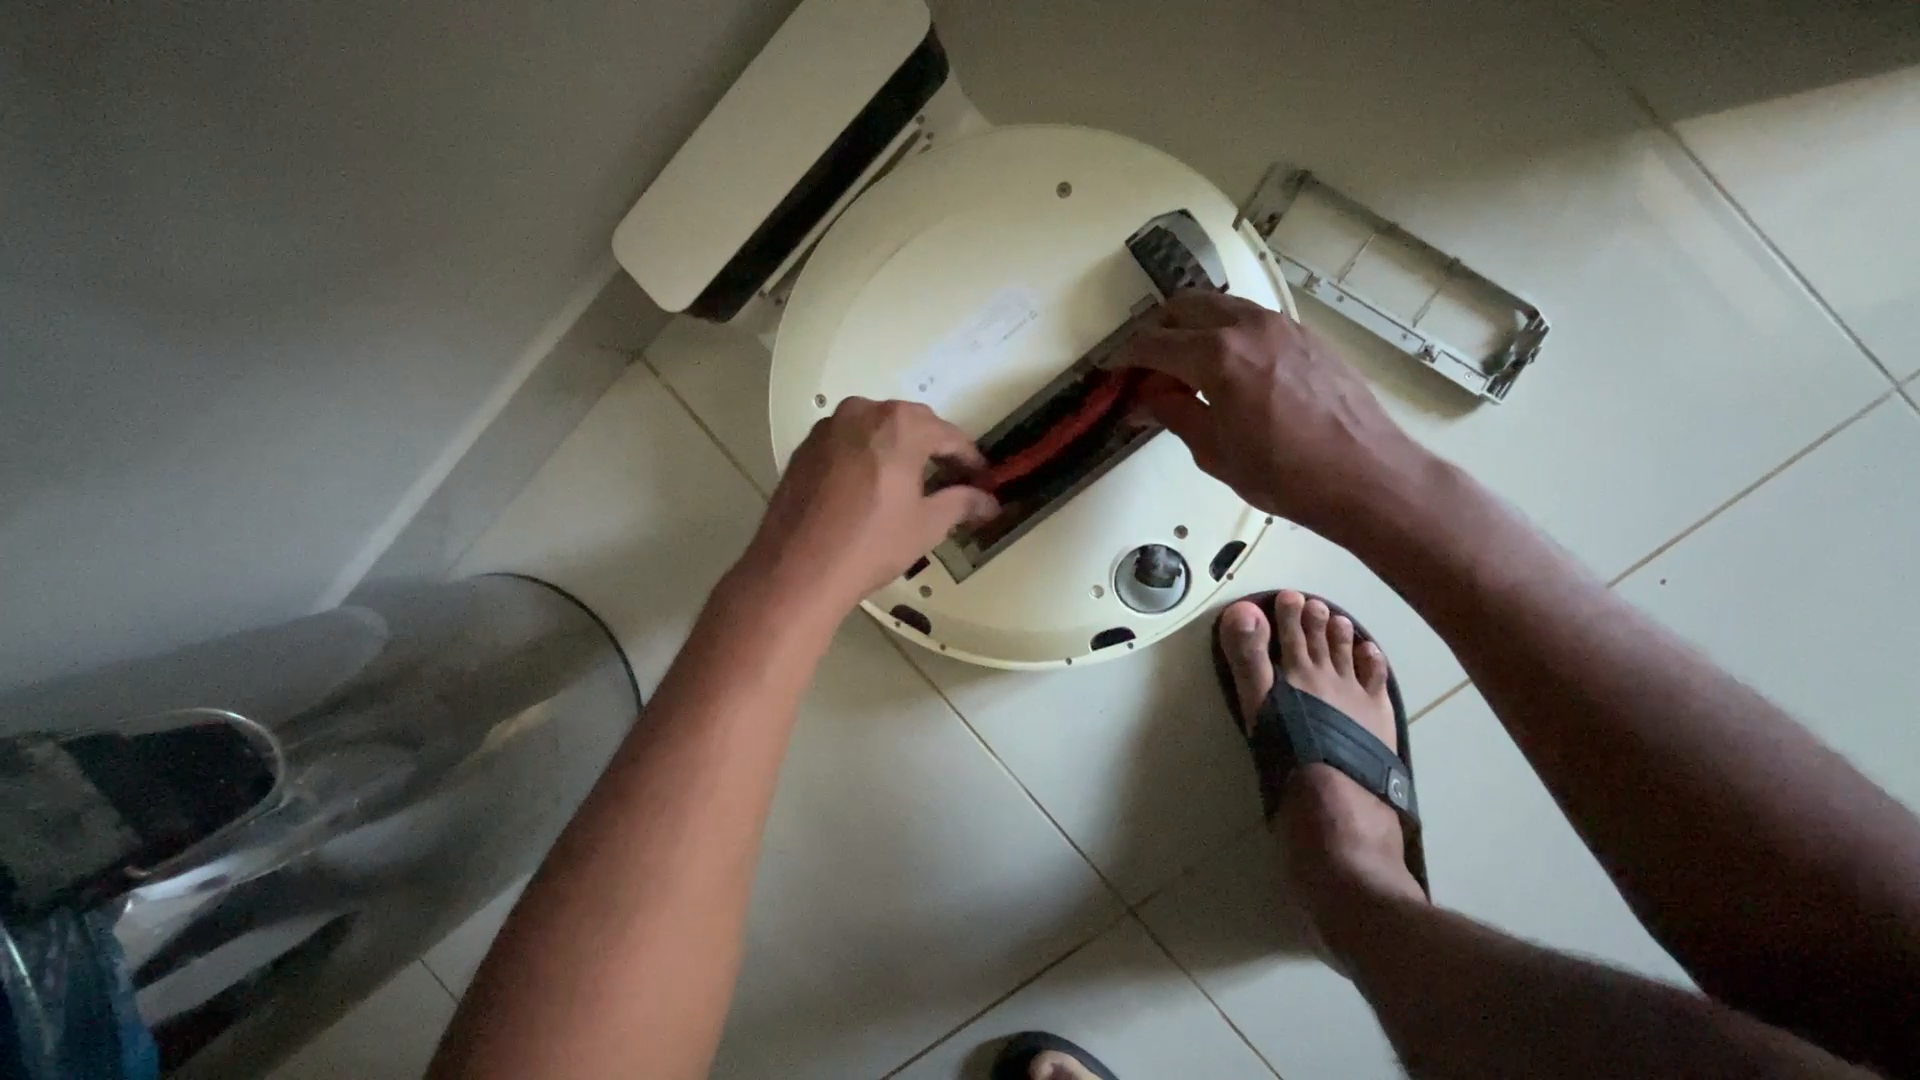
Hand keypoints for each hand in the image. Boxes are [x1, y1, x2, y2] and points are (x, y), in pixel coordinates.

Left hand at [739, 398, 998, 614]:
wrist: (797, 570)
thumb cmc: (871, 544)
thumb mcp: (927, 525)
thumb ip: (962, 503)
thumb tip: (990, 501)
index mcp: (900, 424)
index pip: (949, 435)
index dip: (970, 460)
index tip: (982, 480)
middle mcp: (863, 411)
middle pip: (912, 424)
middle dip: (934, 449)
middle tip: (951, 481)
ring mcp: (828, 427)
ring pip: (876, 429)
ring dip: (898, 449)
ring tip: (911, 483)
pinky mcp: (804, 447)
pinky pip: (848, 442)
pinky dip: (867, 456)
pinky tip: (871, 487)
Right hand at [1115, 290, 1431, 539]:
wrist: (1364, 476)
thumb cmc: (1288, 474)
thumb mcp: (1215, 451)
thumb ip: (1175, 414)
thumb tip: (1147, 400)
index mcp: (1218, 357)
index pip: (1154, 343)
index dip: (1126, 357)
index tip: (1114, 370)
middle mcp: (1248, 328)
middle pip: (1184, 306)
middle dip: (1157, 331)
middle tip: (1145, 366)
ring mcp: (1281, 327)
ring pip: (1220, 306)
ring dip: (1193, 327)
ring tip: (1185, 368)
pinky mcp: (1305, 336)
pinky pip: (1251, 319)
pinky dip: (1226, 333)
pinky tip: (1226, 370)